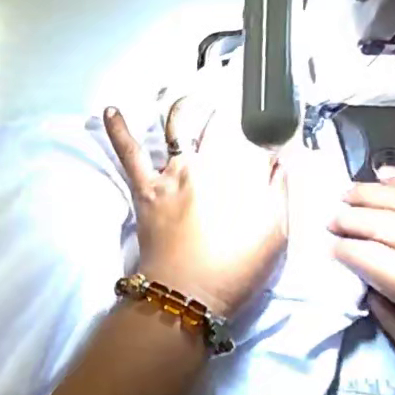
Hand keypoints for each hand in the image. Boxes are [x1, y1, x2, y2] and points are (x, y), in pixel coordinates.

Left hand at [104, 98, 286, 317]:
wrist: (188, 296)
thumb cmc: (236, 269)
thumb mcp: (275, 233)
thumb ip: (279, 190)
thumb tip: (282, 157)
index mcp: (241, 172)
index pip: (253, 136)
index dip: (262, 125)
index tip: (267, 121)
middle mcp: (207, 163)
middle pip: (216, 124)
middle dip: (223, 110)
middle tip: (226, 103)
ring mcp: (173, 173)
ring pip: (176, 128)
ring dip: (182, 108)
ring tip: (184, 98)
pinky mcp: (146, 188)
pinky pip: (131, 154)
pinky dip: (119, 131)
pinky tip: (112, 111)